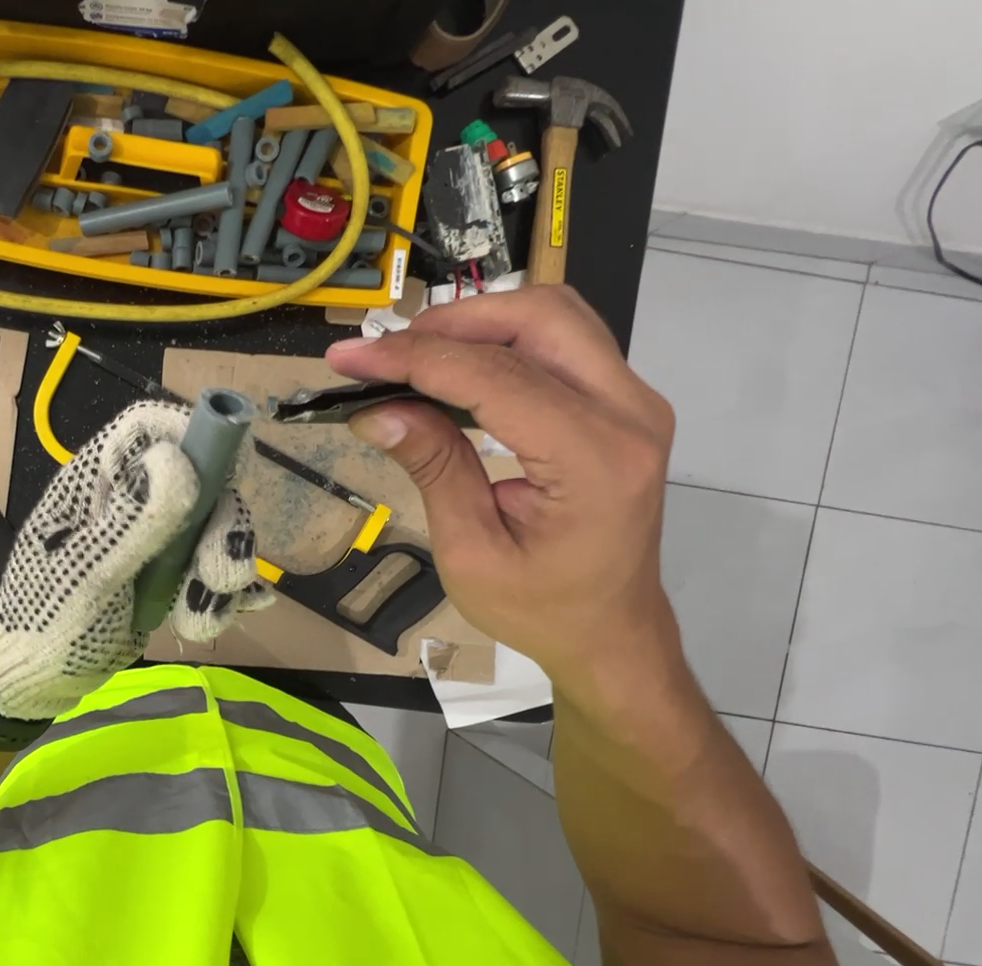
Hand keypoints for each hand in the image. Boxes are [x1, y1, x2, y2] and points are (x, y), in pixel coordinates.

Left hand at [0, 402, 272, 719]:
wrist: (36, 680)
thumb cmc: (43, 621)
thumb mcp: (85, 575)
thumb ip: (133, 521)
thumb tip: (179, 456)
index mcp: (96, 482)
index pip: (151, 429)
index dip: (196, 436)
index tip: (228, 476)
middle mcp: (131, 501)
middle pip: (204, 482)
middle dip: (224, 530)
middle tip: (221, 578)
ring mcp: (153, 540)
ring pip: (216, 532)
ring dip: (219, 579)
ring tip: (196, 622)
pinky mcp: (168, 576)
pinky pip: (212, 573)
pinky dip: (221, 599)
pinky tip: (213, 619)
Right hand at [325, 287, 677, 691]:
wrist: (610, 631)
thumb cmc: (539, 609)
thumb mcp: (470, 551)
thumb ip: (433, 468)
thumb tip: (376, 410)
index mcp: (593, 460)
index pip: (495, 378)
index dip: (414, 359)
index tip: (349, 358)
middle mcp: (628, 414)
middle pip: (539, 318)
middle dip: (451, 323)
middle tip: (384, 353)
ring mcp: (633, 402)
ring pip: (553, 317)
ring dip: (476, 323)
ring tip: (412, 357)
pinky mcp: (622, 402)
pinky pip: (560, 342)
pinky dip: (500, 341)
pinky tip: (454, 367)